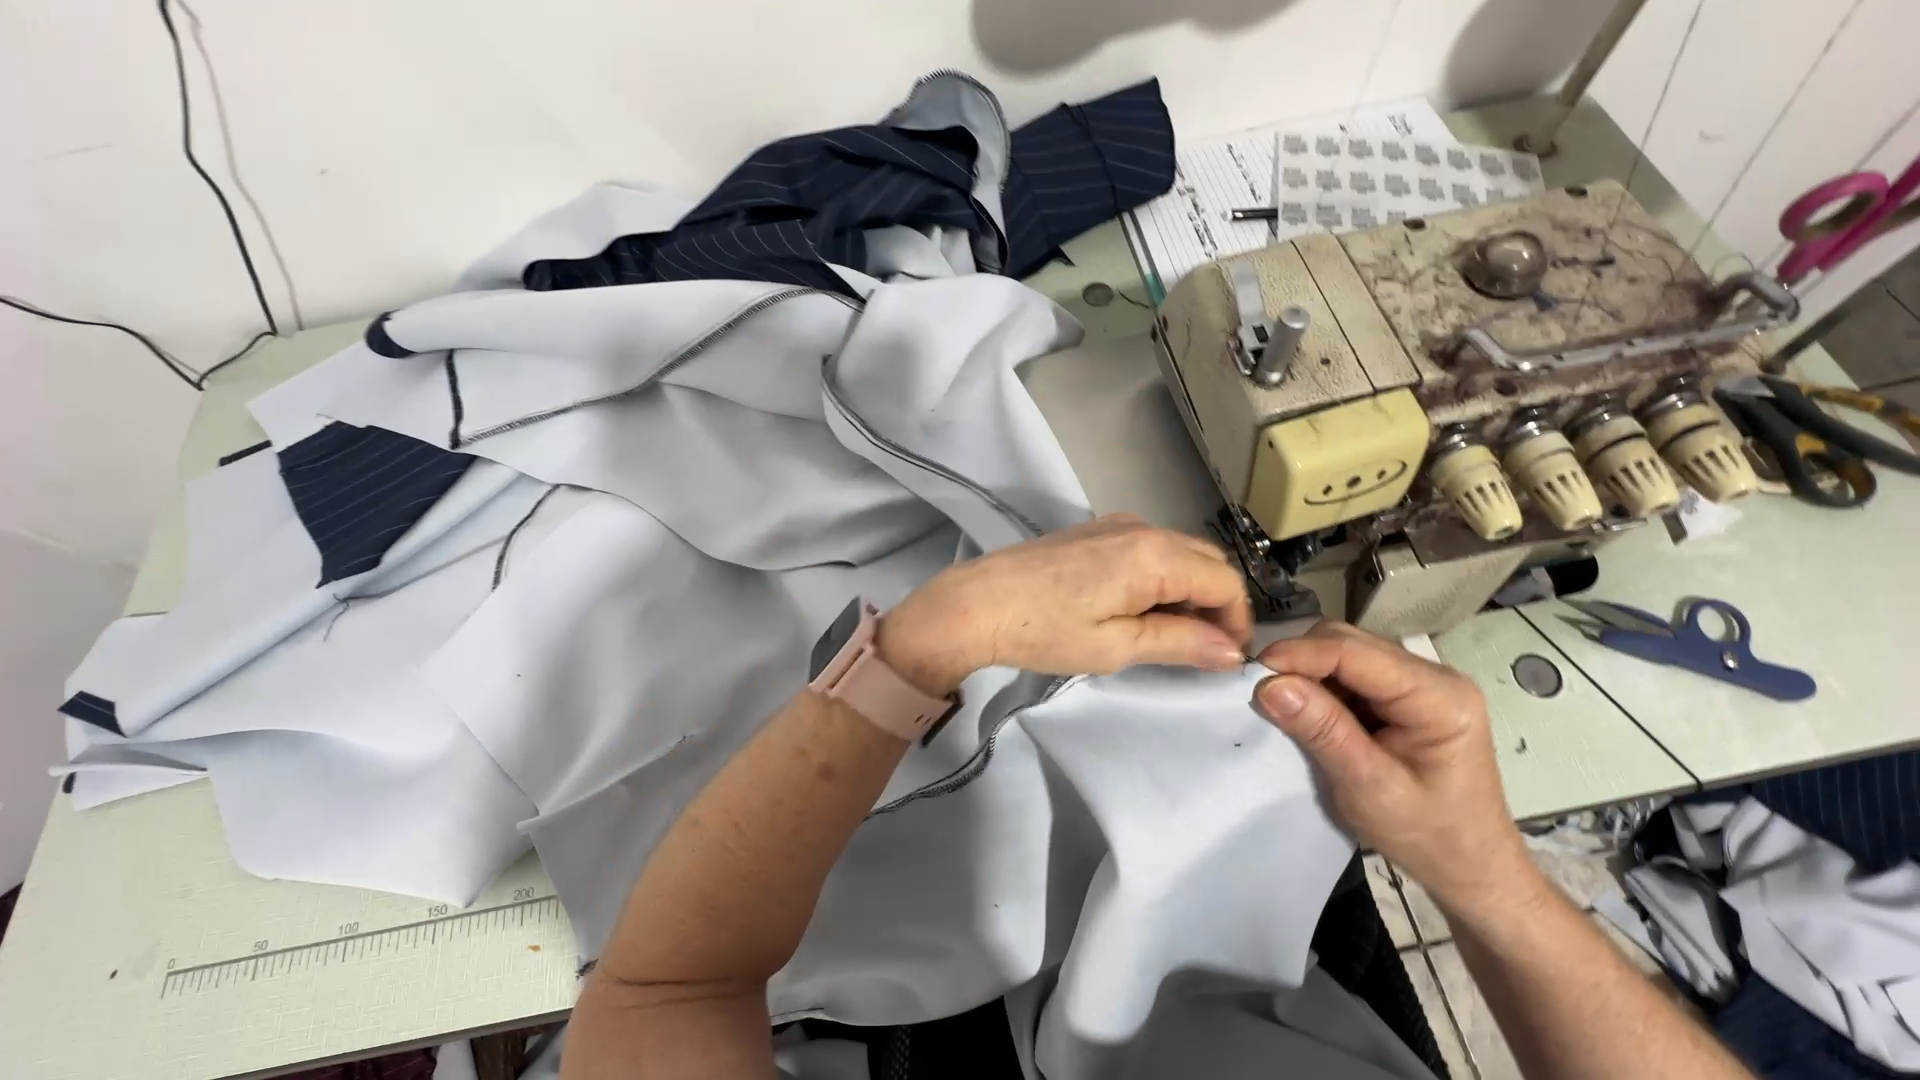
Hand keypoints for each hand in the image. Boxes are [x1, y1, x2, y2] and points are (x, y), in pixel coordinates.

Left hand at [876, 514, 1252, 696]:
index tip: (1228, 658)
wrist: (976, 603)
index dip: (1237, 621)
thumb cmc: (1045, 631)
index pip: (1225, 582)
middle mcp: (1143, 529)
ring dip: (1188, 591)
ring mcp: (1117, 524)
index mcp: (1155, 555)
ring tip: (1169, 635)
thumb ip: (1180, 642)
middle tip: (1203, 649)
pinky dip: (1161, 578)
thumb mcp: (1116, 646)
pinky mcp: (1096, 530)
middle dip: (1217, 604)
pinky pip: (1149, 550)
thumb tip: (1232, 651)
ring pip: (1180, 554)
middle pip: (1207, 562)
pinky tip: (1138, 610)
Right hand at [1251, 621, 1542, 918]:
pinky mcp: (1404, 696)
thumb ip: (1323, 731)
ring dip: (1308, 674)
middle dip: (1300, 661)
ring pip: (1345, 653)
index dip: (1299, 655)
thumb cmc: (1427, 836)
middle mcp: (1433, 676)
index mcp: (1439, 696)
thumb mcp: (1368, 788)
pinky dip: (1321, 687)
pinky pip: (1351, 674)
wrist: (1469, 868)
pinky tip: (1308, 713)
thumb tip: (1269, 686)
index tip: (1252, 674)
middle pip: (1349, 643)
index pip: (1354, 652)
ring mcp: (1420, 683)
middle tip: (1261, 693)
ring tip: (1281, 705)